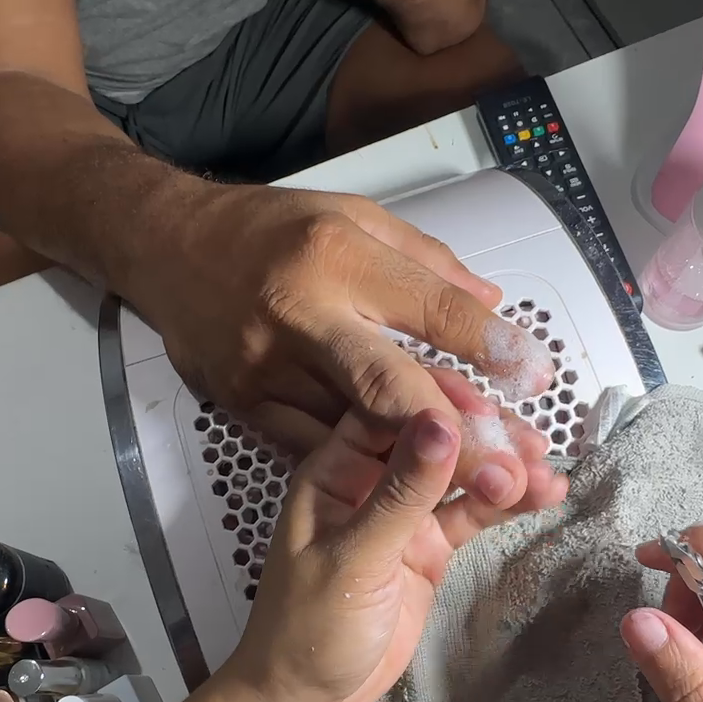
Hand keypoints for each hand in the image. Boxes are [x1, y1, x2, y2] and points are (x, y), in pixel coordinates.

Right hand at [129, 182, 557, 508]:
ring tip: (476, 485)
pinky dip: (360, 464)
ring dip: (416, 461)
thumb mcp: (349, 216)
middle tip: (515, 467)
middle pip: (390, 387)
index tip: (536, 374)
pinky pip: (312, 444)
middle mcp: (300, 316)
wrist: (167, 249)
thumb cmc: (265, 228)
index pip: (430, 307)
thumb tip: (487, 301)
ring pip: (352, 429)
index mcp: (335, 255)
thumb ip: (422, 259)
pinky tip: (402, 482)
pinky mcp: (244, 405)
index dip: (490, 345)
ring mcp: (266, 369)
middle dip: (457, 433)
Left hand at [219, 400, 565, 701]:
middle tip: (531, 448)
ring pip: (459, 474)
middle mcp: (370, 479)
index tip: (490, 417)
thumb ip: (401, 494)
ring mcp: (403, 512)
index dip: (439, 405)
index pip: (388, 413)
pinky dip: (504, 505)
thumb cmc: (309, 628)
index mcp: (334, 469)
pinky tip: (543, 496)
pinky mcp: (428, 544)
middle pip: (431, 437)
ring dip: (503, 470)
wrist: (308, 697)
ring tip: (549, 474)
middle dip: (481, 438)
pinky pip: (470, 514)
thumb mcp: (354, 558)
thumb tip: (441, 422)